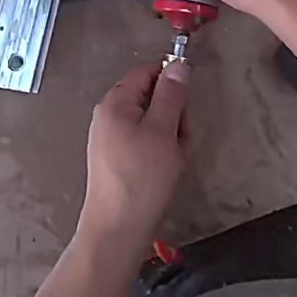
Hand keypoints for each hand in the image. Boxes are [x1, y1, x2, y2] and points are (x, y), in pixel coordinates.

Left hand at [78, 61, 189, 259]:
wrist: (117, 231)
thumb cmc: (140, 179)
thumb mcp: (163, 131)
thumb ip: (171, 95)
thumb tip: (178, 65)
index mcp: (115, 103)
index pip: (146, 72)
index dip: (170, 78)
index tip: (188, 97)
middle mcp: (108, 116)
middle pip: (150, 97)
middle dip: (172, 114)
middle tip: (179, 137)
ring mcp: (111, 139)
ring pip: (152, 123)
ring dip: (170, 136)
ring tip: (173, 160)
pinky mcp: (117, 160)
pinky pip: (145, 143)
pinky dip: (161, 152)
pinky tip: (165, 172)